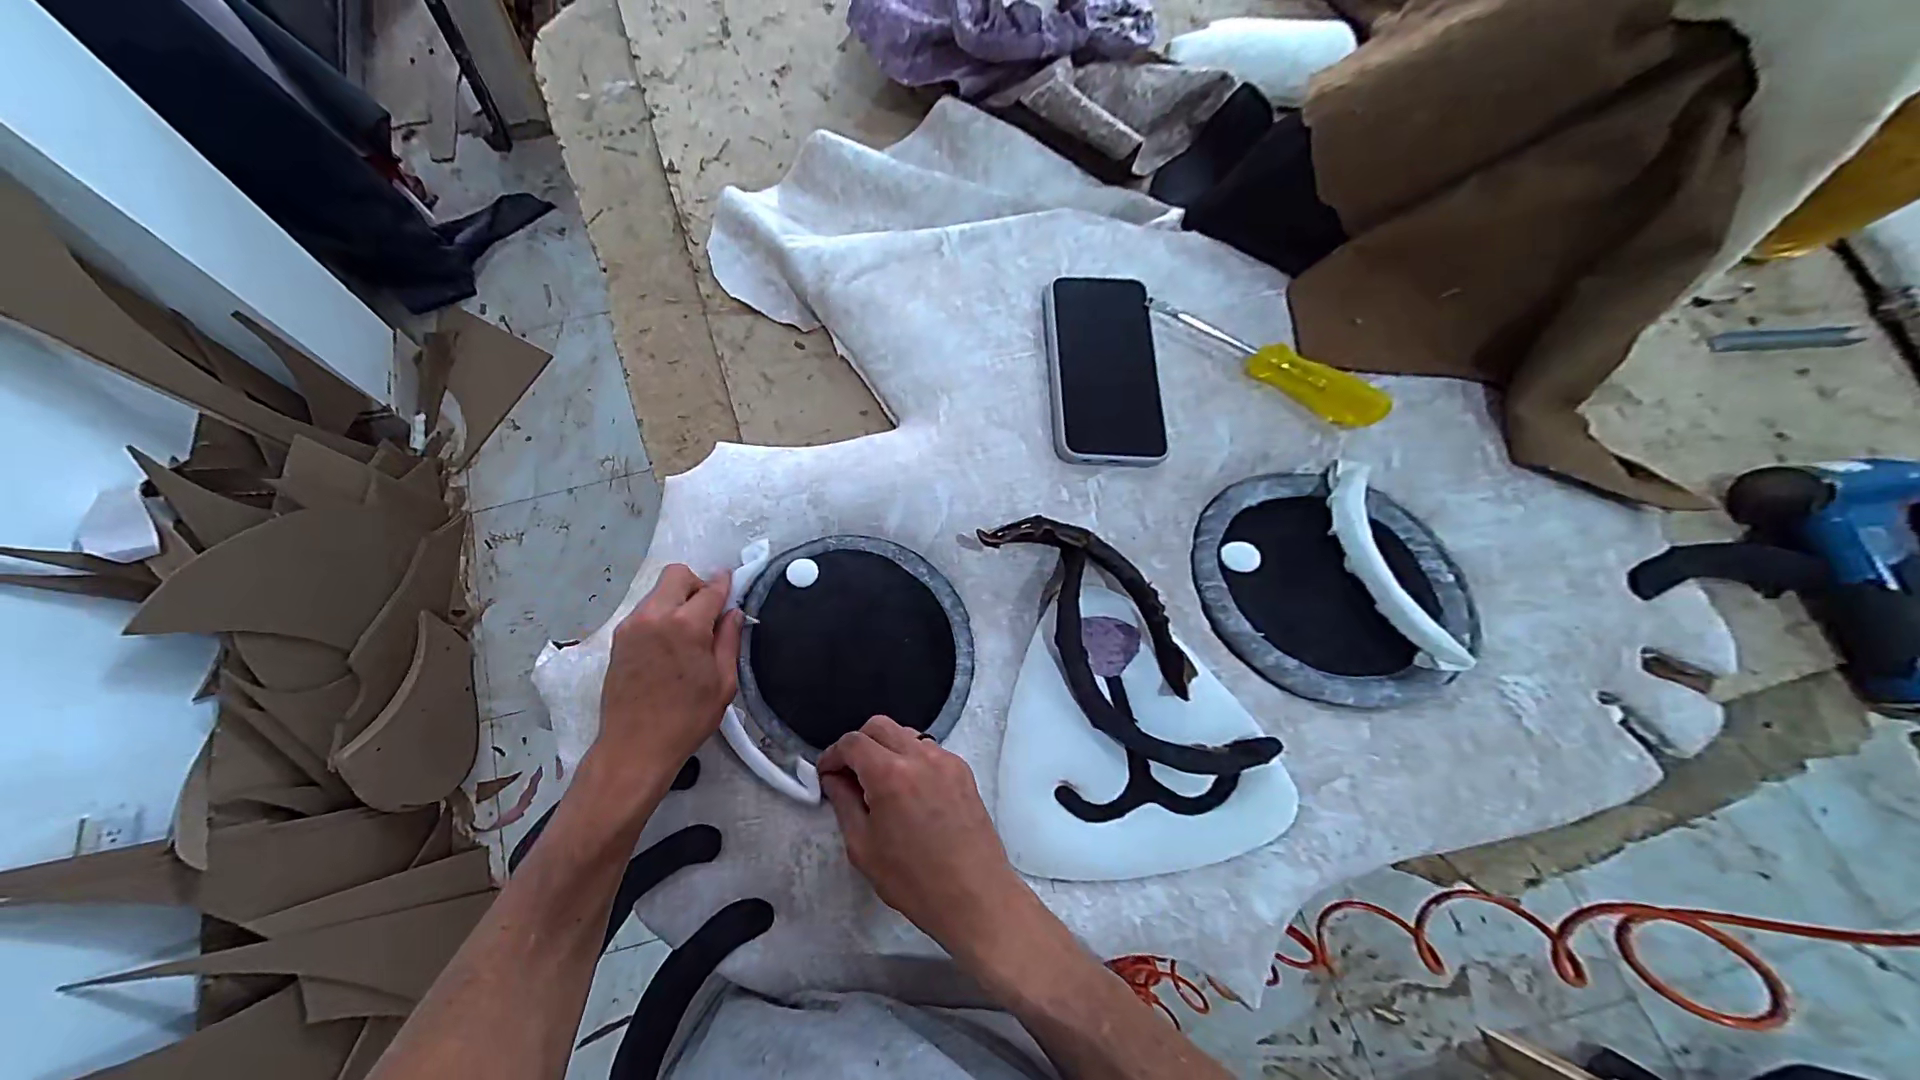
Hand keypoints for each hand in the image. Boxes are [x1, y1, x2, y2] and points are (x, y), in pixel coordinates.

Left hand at [592, 565, 742, 785]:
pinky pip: (644, 611)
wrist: (635, 747)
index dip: (725, 585)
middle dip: (698, 585)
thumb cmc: (686, 719)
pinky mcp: (618, 639)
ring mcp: (631, 626)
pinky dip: (661, 615)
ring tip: (689, 632)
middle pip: (677, 575)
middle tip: (709, 611)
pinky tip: (670, 644)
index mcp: (685, 626)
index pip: (711, 589)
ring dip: (678, 600)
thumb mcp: (723, 681)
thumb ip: (729, 640)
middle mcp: (654, 617)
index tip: (732, 584)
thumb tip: (732, 614)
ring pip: (658, 591)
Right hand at [818, 716, 1033, 957]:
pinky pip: (929, 750)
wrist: (973, 895)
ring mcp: (946, 761)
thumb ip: (844, 802)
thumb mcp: (863, 846)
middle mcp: (920, 757)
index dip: (833, 755)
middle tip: (849, 773)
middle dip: (858, 743)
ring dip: (886, 748)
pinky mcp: (963, 771)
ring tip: (879, 783)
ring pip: (906, 734)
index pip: (853, 742)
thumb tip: (834, 778)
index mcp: (891, 774)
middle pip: (880, 726)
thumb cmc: (915, 879)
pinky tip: (908, 790)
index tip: (827, 772)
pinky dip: (911, 758)